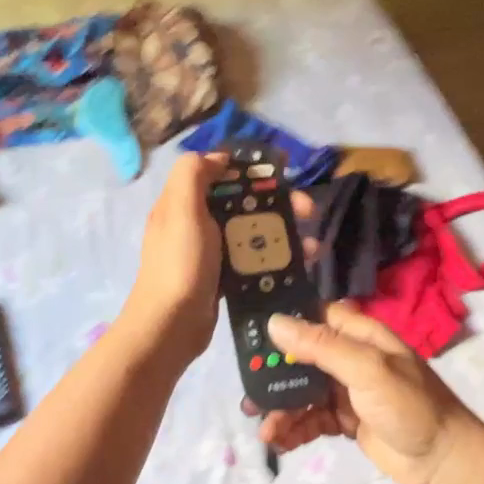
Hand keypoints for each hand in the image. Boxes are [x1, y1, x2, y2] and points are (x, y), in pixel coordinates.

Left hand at [120, 153, 316, 362]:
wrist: (172, 325)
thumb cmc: (180, 263)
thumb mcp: (181, 209)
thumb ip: (194, 174)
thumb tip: (218, 158)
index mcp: (182, 203)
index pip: (219, 173)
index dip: (250, 168)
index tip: (283, 171)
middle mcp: (195, 224)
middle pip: (243, 202)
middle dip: (278, 203)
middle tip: (307, 210)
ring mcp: (210, 254)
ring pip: (253, 232)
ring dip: (284, 232)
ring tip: (311, 245)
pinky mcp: (224, 279)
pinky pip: (254, 260)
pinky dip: (276, 258)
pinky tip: (300, 263)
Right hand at [256, 302, 483, 483]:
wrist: (442, 459)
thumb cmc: (410, 405)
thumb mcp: (367, 369)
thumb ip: (322, 346)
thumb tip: (275, 322)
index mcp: (362, 336)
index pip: (317, 317)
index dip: (286, 322)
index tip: (251, 334)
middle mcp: (352, 358)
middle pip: (303, 358)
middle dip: (275, 375)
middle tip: (250, 393)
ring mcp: (349, 391)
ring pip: (304, 393)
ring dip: (282, 408)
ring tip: (264, 429)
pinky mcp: (347, 421)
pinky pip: (312, 420)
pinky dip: (295, 430)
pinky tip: (279, 442)